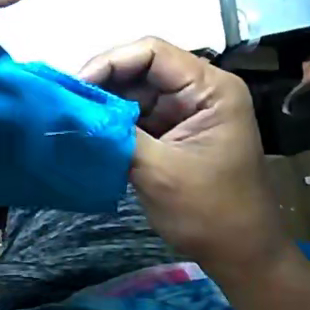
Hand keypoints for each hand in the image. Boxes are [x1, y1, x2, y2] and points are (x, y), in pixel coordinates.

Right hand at [79, 37, 289, 274]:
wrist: (242, 255)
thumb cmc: (210, 212)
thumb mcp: (159, 171)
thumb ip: (116, 135)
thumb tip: (72, 113)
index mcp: (211, 89)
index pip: (153, 53)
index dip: (110, 62)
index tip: (77, 87)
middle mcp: (201, 91)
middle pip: (143, 69)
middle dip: (105, 84)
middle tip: (67, 104)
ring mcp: (189, 113)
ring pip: (138, 93)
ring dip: (106, 105)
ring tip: (72, 117)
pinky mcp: (177, 134)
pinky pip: (140, 117)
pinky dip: (115, 124)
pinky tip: (90, 132)